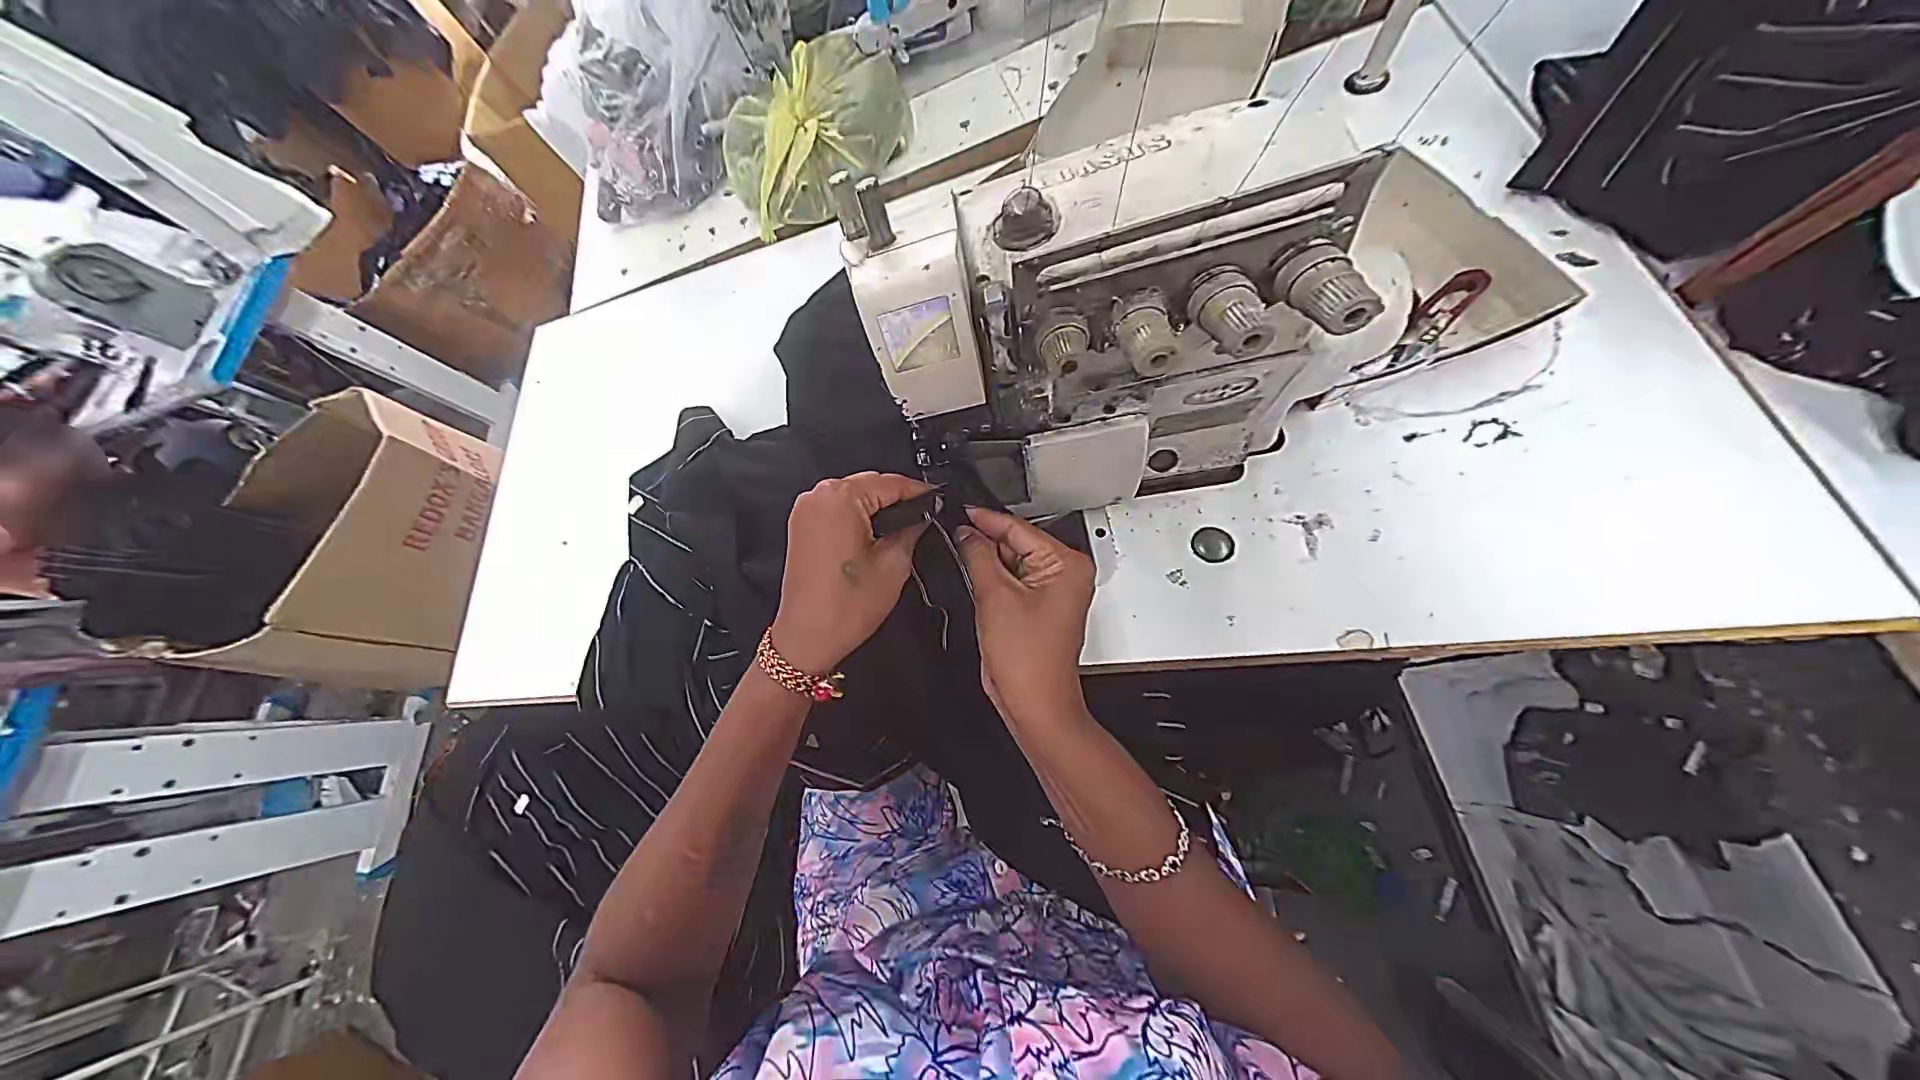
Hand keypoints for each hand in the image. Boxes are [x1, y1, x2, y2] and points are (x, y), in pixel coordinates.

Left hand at [767, 472, 930, 675]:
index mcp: (839, 499)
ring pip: (855, 496)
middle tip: (924, 517)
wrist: (808, 637)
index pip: (891, 482)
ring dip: (878, 508)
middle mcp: (818, 498)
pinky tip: (875, 537)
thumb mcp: (895, 563)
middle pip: (871, 484)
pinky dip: (858, 517)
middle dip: (898, 499)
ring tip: (901, 530)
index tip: (937, 499)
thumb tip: (921, 515)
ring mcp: (806, 512)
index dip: (920, 491)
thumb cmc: (842, 608)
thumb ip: (912, 528)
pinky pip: (838, 509)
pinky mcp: (802, 526)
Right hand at [954, 506, 1094, 724]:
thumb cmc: (1030, 662)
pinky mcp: (1037, 606)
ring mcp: (1052, 591)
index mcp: (1067, 564)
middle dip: (985, 542)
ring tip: (964, 563)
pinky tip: (978, 586)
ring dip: (986, 563)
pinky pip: (1011, 581)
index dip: (985, 520)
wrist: (1034, 703)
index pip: (1019, 527)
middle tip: (955, 535)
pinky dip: (992, 581)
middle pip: (1016, 542)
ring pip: (1010, 562)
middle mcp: (1065, 574)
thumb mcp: (995, 596)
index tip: (961, 512)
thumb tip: (967, 532)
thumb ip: (978, 555)